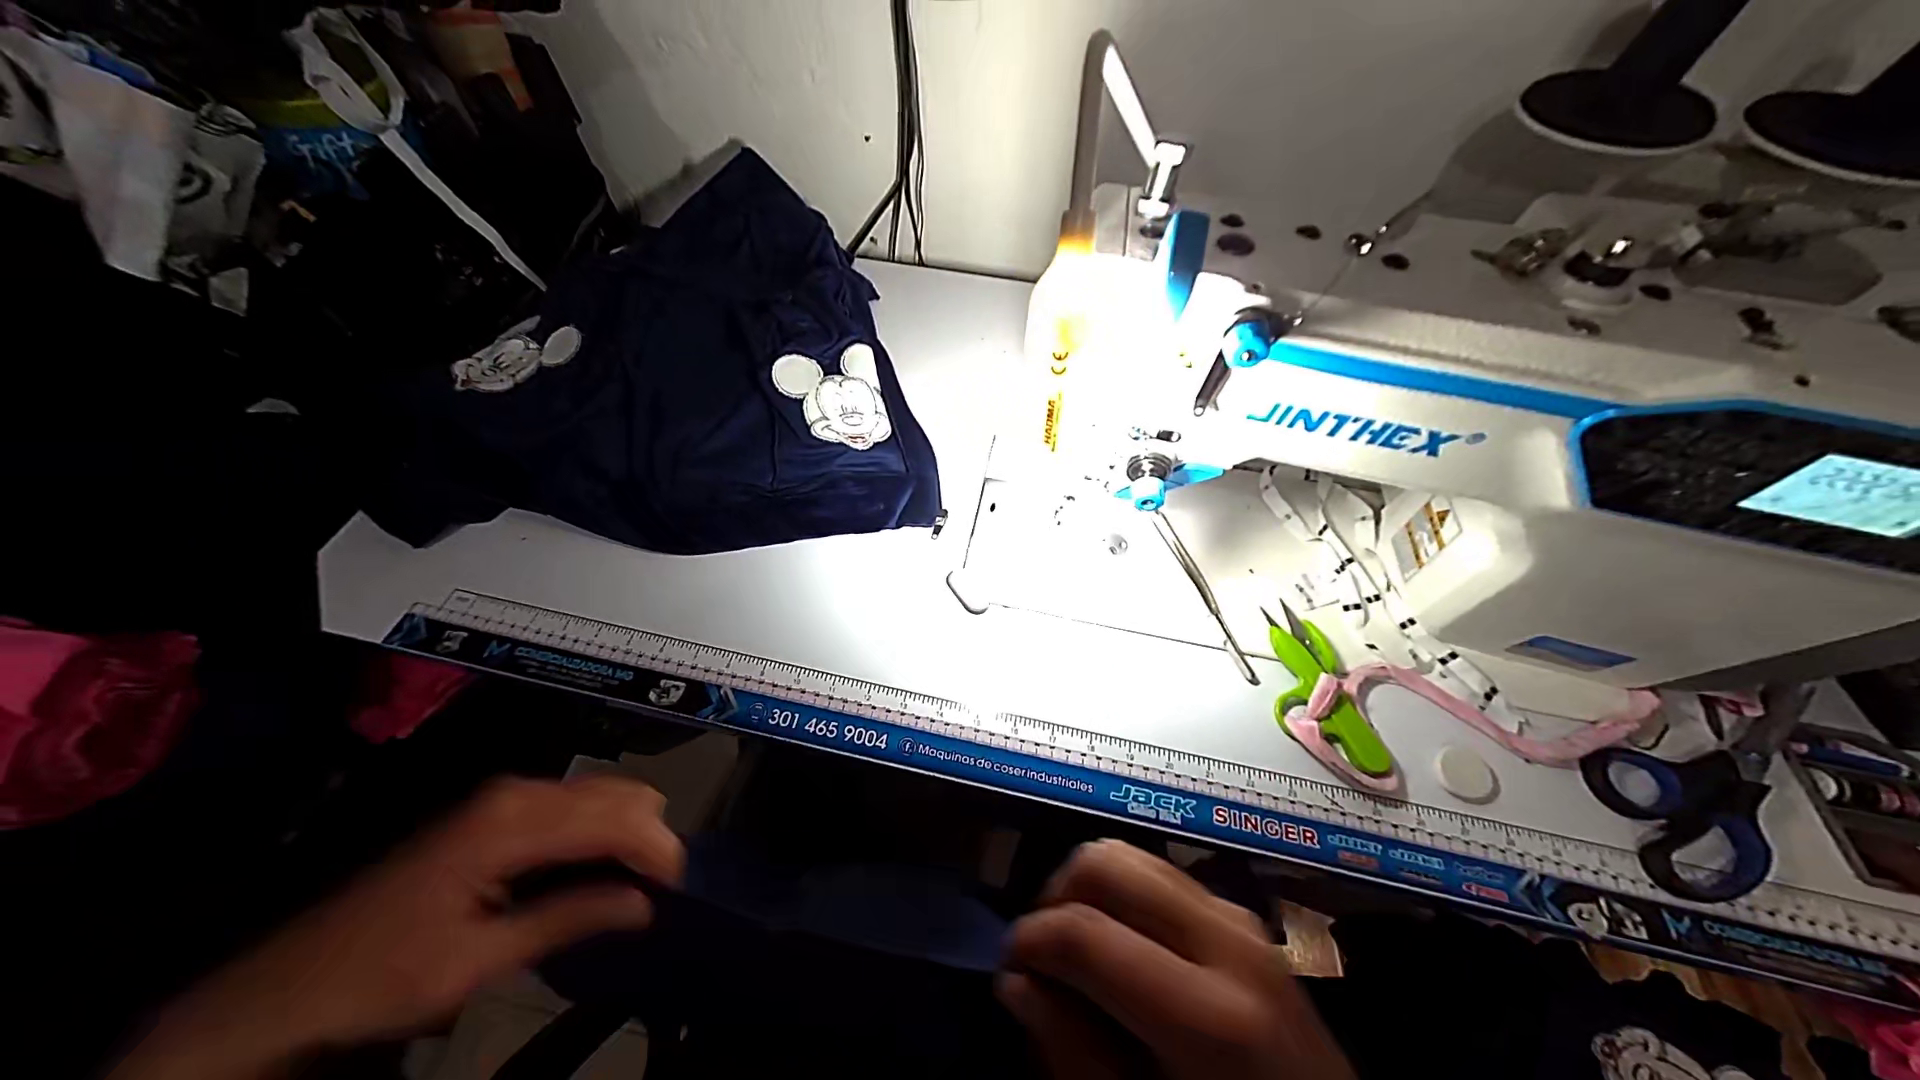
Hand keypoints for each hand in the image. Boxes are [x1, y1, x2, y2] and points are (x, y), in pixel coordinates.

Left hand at [111, 775, 684, 1079]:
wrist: (290, 981)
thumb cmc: (380, 974)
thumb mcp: (476, 962)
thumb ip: (567, 919)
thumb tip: (644, 903)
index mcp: (511, 822)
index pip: (616, 816)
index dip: (658, 847)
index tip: (679, 887)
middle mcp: (517, 793)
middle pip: (620, 793)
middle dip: (649, 838)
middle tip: (657, 891)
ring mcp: (509, 796)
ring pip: (606, 794)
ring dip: (630, 834)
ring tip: (634, 885)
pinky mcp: (504, 809)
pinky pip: (580, 806)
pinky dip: (604, 832)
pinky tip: (601, 871)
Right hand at [998, 840, 1353, 1079]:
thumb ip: (1076, 1057)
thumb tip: (1017, 984)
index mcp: (1209, 1015)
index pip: (1085, 932)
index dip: (1029, 943)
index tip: (1011, 969)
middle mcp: (1227, 941)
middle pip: (1106, 863)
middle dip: (1057, 899)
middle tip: (1047, 956)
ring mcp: (1240, 918)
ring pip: (1131, 854)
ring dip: (1089, 892)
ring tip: (1082, 950)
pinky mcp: (1242, 913)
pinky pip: (1160, 873)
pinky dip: (1124, 896)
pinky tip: (1124, 947)